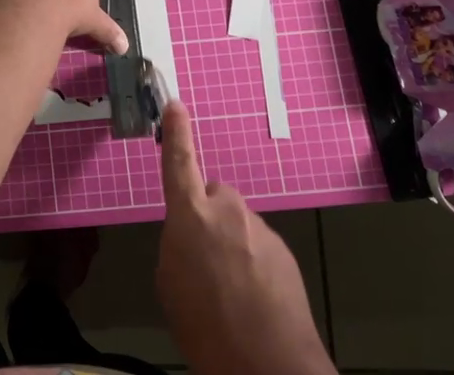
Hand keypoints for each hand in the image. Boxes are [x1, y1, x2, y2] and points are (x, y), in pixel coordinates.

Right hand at [157, 100, 335, 374]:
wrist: (267, 363)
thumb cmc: (203, 324)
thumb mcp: (169, 282)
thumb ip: (177, 245)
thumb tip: (191, 238)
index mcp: (190, 215)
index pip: (179, 162)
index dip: (175, 133)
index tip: (176, 105)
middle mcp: (228, 211)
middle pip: (215, 197)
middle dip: (208, 216)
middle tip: (203, 257)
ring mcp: (261, 230)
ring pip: (238, 225)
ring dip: (231, 244)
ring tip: (229, 289)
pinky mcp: (284, 251)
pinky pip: (259, 246)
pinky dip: (253, 264)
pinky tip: (252, 299)